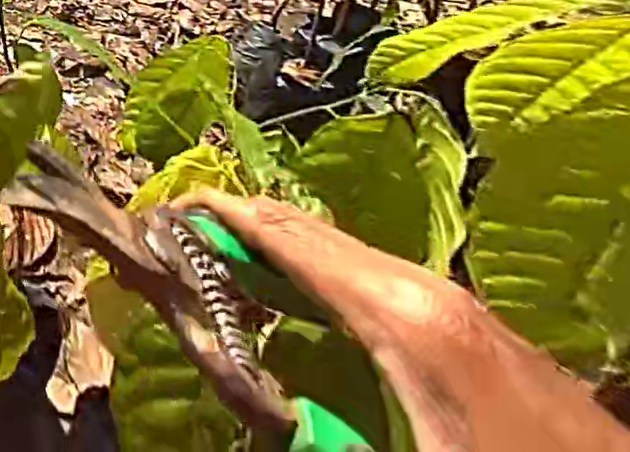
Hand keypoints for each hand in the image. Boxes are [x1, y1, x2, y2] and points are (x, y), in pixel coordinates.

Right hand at [182, 190, 629, 451]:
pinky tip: (290, 280)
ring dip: (272, 235)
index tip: (177, 201)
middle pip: (303, 227)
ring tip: (222, 243)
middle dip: (240, 214)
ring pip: (331, 241)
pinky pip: (357, 264)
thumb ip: (321, 435)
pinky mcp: (452, 310)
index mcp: (395, 310)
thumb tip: (252, 405)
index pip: (288, 239)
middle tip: (185, 218)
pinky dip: (307, 258)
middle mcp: (411, 282)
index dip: (227, 213)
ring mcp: (437, 292)